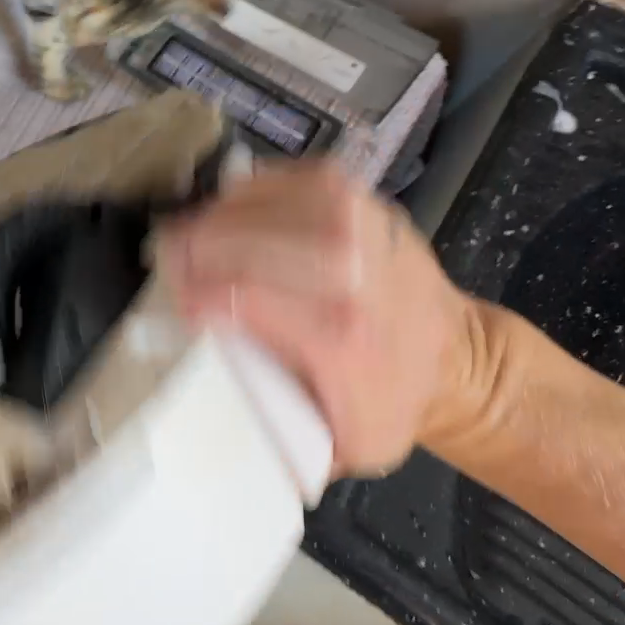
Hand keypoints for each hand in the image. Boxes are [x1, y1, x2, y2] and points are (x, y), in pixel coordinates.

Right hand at [153, 164, 494, 476]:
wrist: (458, 360)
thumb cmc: (390, 397)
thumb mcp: (339, 445)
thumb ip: (280, 434)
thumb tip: (214, 425)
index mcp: (341, 335)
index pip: (241, 293)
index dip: (195, 291)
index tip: (176, 304)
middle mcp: (352, 271)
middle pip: (241, 241)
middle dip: (192, 248)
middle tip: (166, 261)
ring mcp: (357, 225)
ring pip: (257, 203)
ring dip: (211, 218)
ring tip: (188, 237)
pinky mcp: (357, 200)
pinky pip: (281, 180)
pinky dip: (244, 193)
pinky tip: (226, 213)